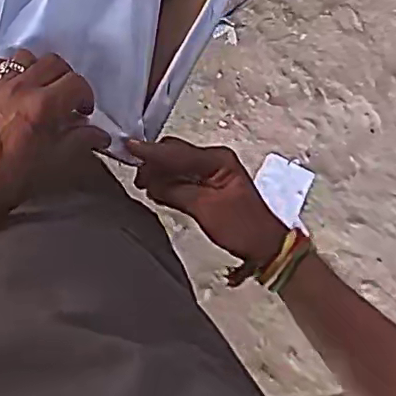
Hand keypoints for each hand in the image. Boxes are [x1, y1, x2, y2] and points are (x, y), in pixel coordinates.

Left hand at [0, 49, 111, 217]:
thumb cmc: (12, 177)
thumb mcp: (56, 161)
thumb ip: (80, 140)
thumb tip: (97, 134)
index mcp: (42, 106)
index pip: (76, 83)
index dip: (86, 95)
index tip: (83, 108)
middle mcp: (20, 90)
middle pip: (53, 63)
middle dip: (67, 78)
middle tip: (67, 97)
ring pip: (25, 58)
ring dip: (38, 68)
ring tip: (42, 87)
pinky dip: (7, 69)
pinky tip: (13, 84)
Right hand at [127, 137, 287, 271]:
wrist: (267, 248)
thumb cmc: (244, 228)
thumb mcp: (205, 208)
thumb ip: (175, 190)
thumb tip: (151, 182)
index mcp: (218, 159)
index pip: (176, 152)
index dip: (151, 152)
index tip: (128, 148)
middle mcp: (214, 159)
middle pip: (174, 153)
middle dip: (153, 163)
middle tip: (137, 178)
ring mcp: (212, 170)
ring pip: (176, 164)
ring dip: (159, 173)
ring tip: (145, 187)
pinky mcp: (208, 183)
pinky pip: (181, 175)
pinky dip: (168, 181)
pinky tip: (158, 190)